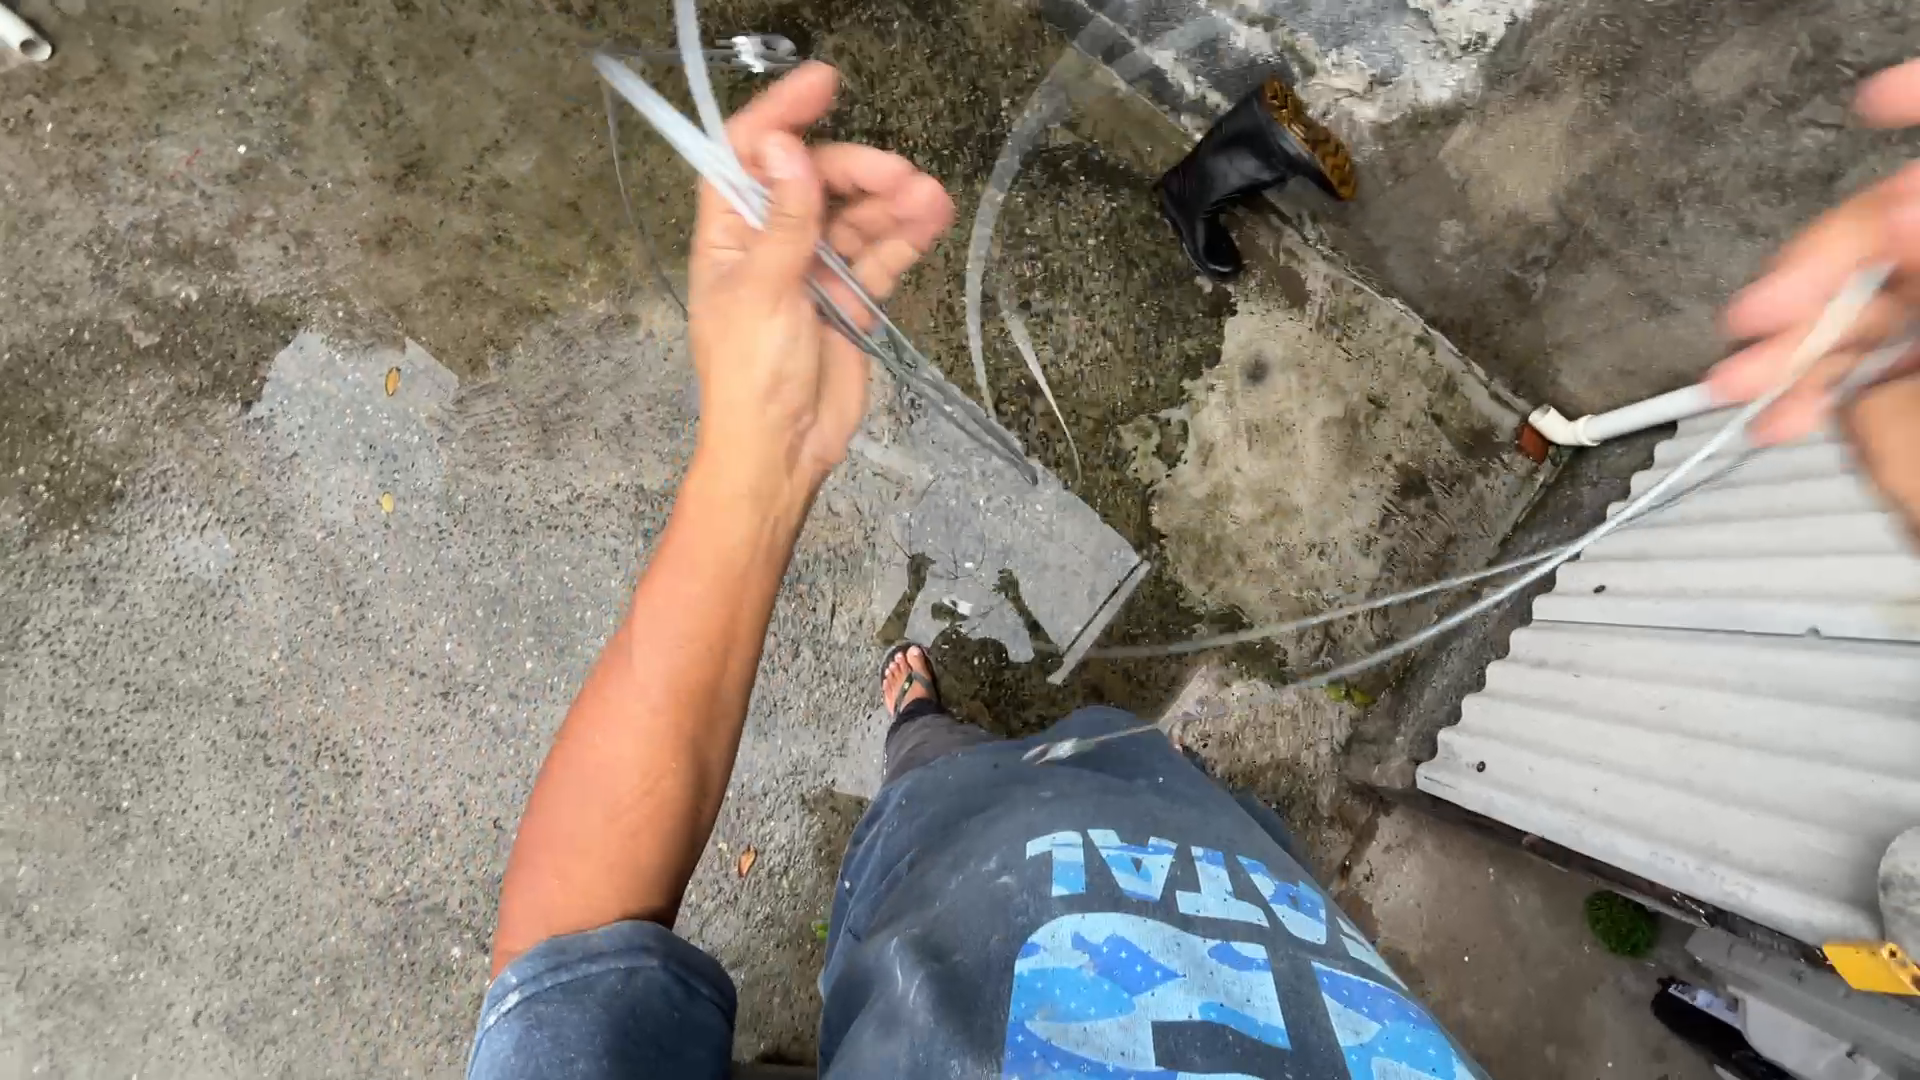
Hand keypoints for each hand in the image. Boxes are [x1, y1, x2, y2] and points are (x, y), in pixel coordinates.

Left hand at [685, 62, 955, 502]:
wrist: (784, 448)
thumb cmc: (752, 374)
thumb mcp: (762, 292)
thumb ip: (783, 221)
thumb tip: (782, 146)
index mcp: (730, 236)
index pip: (748, 157)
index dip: (781, 117)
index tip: (824, 86)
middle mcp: (772, 246)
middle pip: (816, 185)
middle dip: (858, 174)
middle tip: (901, 175)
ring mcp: (814, 274)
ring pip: (856, 222)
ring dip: (892, 207)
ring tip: (931, 200)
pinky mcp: (850, 303)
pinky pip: (878, 260)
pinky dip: (903, 241)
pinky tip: (930, 221)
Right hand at [1709, 60, 1919, 524]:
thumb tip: (1902, 213)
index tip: (1873, 101)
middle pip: (1891, 239)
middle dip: (1814, 271)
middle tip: (1763, 309)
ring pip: (1849, 311)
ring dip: (1776, 347)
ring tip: (1733, 383)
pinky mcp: (1897, 383)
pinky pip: (1834, 372)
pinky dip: (1786, 394)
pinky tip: (1767, 413)